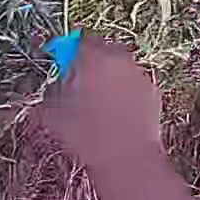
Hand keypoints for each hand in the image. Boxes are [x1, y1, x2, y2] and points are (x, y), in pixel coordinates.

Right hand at [36, 34, 166, 173]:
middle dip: (93, 61)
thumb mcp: (54, 115)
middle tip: (81, 81)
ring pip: (122, 66)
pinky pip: (136, 83)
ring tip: (100, 99)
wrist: (125, 158)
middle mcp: (119, 60)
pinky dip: (128, 90)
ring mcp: (139, 74)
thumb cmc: (87, 135)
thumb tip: (47, 94)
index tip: (65, 63)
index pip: (81, 41)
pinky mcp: (152, 91)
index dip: (71, 51)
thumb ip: (50, 96)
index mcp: (93, 58)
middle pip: (104, 50)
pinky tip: (119, 110)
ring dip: (111, 75)